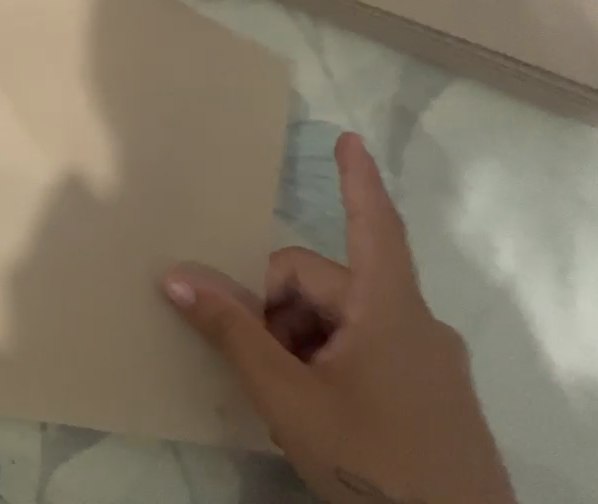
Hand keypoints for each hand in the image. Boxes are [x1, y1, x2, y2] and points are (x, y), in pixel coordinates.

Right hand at [163, 133, 514, 503]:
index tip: (348, 138)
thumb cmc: (375, 459)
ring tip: (277, 389)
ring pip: (333, 319)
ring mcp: (422, 361)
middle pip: (321, 282)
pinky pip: (356, 349)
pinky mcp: (423, 393)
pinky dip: (317, 359)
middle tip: (250, 356)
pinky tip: (303, 401)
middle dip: (272, 306)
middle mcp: (413, 325)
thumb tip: (174, 274)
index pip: (374, 228)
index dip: (358, 182)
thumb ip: (230, 330)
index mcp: (391, 312)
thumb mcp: (287, 394)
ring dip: (292, 338)